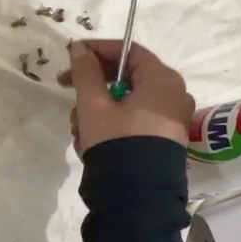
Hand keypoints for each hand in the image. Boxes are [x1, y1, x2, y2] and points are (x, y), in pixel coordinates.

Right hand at [58, 40, 194, 156]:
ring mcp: (172, 117)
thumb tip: (79, 48)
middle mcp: (174, 94)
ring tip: (78, 126)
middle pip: (128, 75)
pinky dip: (112, 120)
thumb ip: (85, 72)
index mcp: (162, 80)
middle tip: (66, 87)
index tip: (71, 55)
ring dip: (98, 105)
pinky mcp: (165, 136)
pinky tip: (91, 137)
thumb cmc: (116, 141)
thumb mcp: (93, 105)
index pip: (129, 50)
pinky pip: (136, 117)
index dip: (97, 49)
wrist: (136, 193)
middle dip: (93, 82)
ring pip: (128, 98)